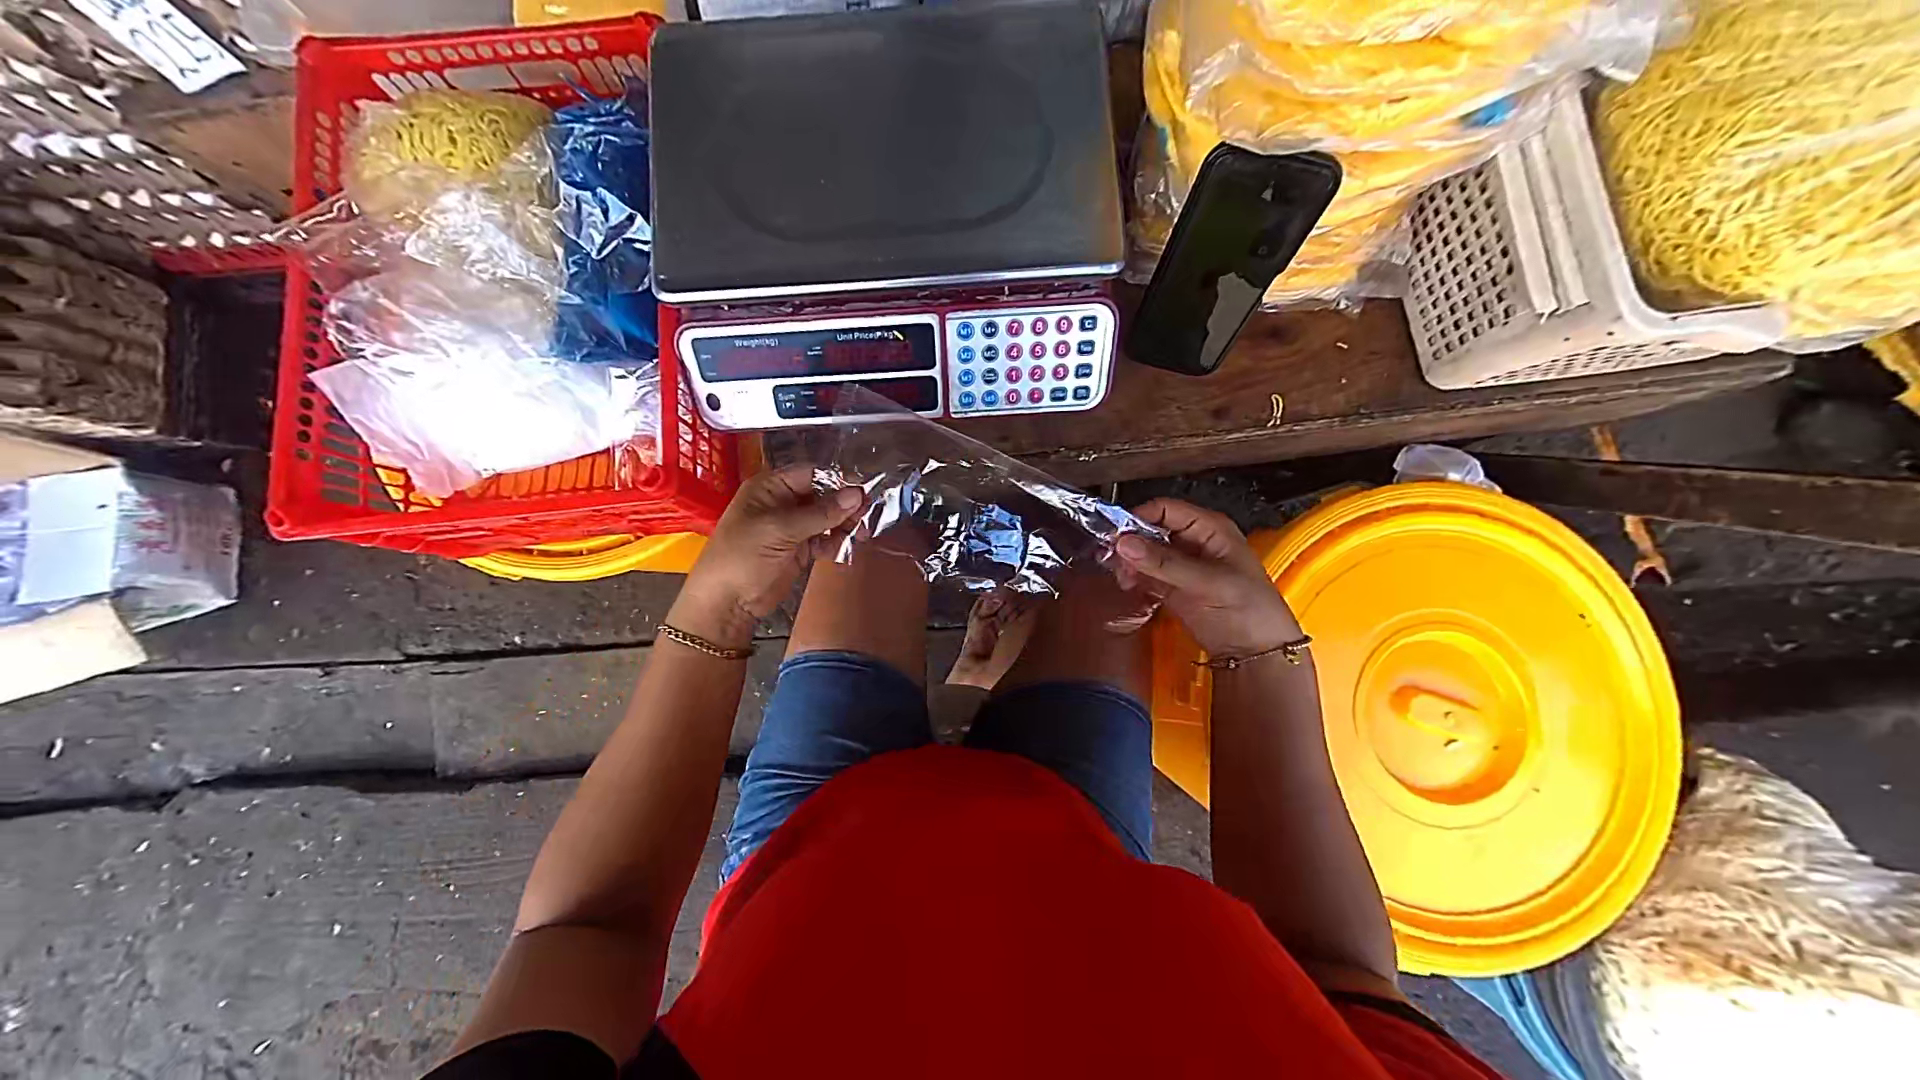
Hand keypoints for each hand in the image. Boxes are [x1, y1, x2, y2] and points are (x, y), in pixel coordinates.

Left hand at [675, 465, 863, 645]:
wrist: (726, 603)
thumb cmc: (743, 557)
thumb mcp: (781, 530)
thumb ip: (821, 513)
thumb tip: (856, 495)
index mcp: (770, 488)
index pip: (810, 473)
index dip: (837, 480)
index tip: (862, 491)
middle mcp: (782, 503)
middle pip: (823, 494)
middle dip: (844, 504)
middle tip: (866, 514)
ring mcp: (791, 527)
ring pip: (827, 518)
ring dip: (844, 524)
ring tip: (861, 534)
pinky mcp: (799, 550)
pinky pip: (824, 539)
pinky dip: (836, 542)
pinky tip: (846, 547)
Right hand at [1112, 498, 1301, 657]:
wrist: (1257, 654)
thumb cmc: (1249, 611)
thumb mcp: (1207, 583)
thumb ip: (1164, 563)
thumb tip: (1124, 543)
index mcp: (1209, 529)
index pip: (1165, 510)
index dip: (1139, 518)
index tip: (1116, 533)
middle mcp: (1192, 542)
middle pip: (1151, 529)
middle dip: (1130, 541)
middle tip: (1111, 555)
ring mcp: (1181, 566)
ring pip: (1144, 553)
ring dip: (1128, 561)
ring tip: (1121, 575)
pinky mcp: (1171, 588)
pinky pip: (1145, 574)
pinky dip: (1133, 578)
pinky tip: (1126, 584)